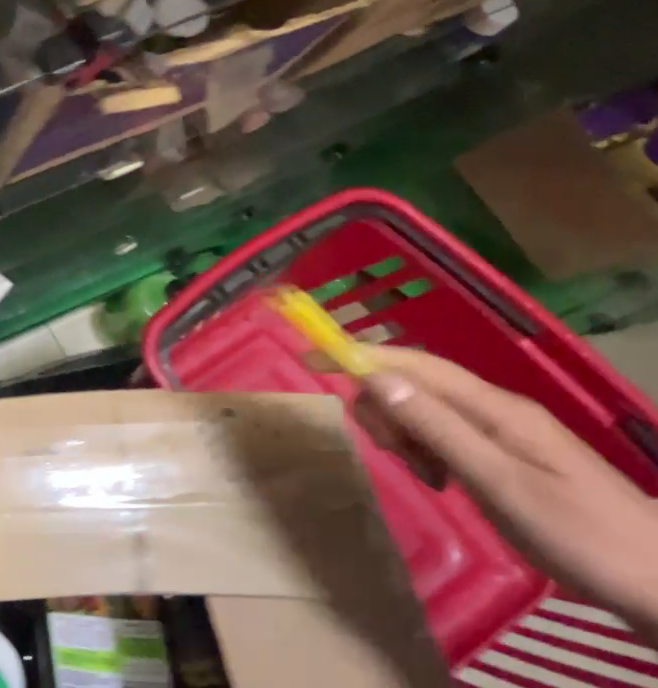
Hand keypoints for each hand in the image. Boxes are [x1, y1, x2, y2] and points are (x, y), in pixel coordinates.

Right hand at [352, 344, 657, 629]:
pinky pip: (444, 433)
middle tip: (396, 456)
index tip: (310, 359)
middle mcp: (496, 409)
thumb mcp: (500, 483)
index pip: (413, 363)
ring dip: (405, 434)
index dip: (358, 355)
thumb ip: (437, 428)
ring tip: (425, 476)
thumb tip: (375, 377)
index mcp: (495, 408)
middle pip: (413, 384)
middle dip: (384, 409)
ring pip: (423, 409)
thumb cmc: (581, 535)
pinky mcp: (505, 454)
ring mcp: (503, 431)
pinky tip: (439, 480)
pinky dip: (425, 449)